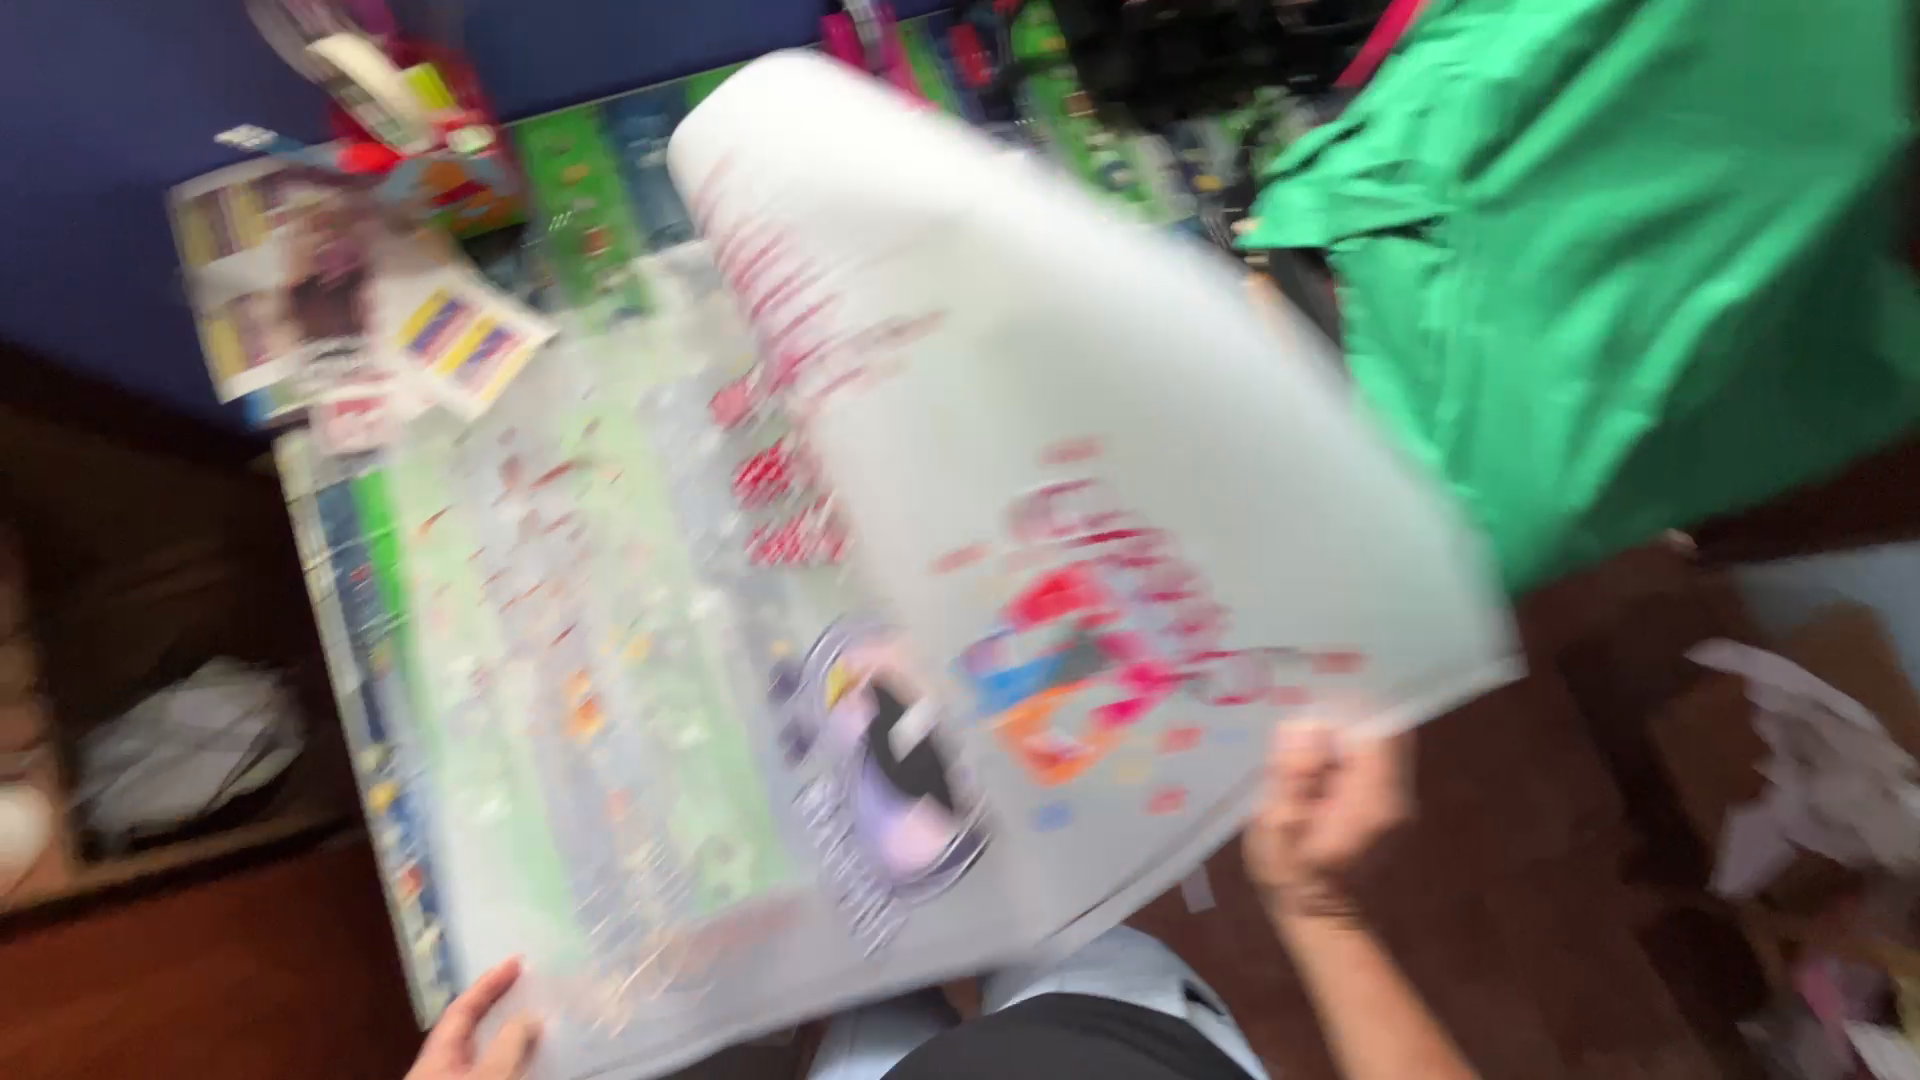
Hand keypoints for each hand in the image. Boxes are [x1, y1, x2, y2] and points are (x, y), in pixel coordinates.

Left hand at [405, 957, 541, 1079]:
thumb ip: (512, 1040)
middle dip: (497, 1004)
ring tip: (535, 1016)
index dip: (488, 983)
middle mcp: (436, 1071)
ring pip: (480, 1053)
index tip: (517, 960)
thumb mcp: (492, 1073)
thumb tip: (529, 1015)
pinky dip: (507, 1057)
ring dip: (507, 1033)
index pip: (460, 1010)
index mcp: (433, 1059)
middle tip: (526, 982)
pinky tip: (528, 1054)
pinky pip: (488, 1070)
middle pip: (468, 1029)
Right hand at [1243, 720, 1411, 921]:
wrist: (1318, 917)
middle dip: (1339, 722)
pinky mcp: (1384, 802)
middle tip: (1297, 738)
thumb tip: (1304, 726)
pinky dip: (1341, 750)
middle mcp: (1395, 795)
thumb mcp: (1276, 824)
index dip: (1339, 715)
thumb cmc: (1289, 872)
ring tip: (1299, 752)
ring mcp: (1394, 800)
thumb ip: (1292, 773)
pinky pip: (1369, 757)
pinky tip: (1310, 767)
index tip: (1302, 723)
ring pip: (1375, 740)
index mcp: (1372, 800)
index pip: (1375, 732)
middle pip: (1379, 730)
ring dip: (1337, 736)